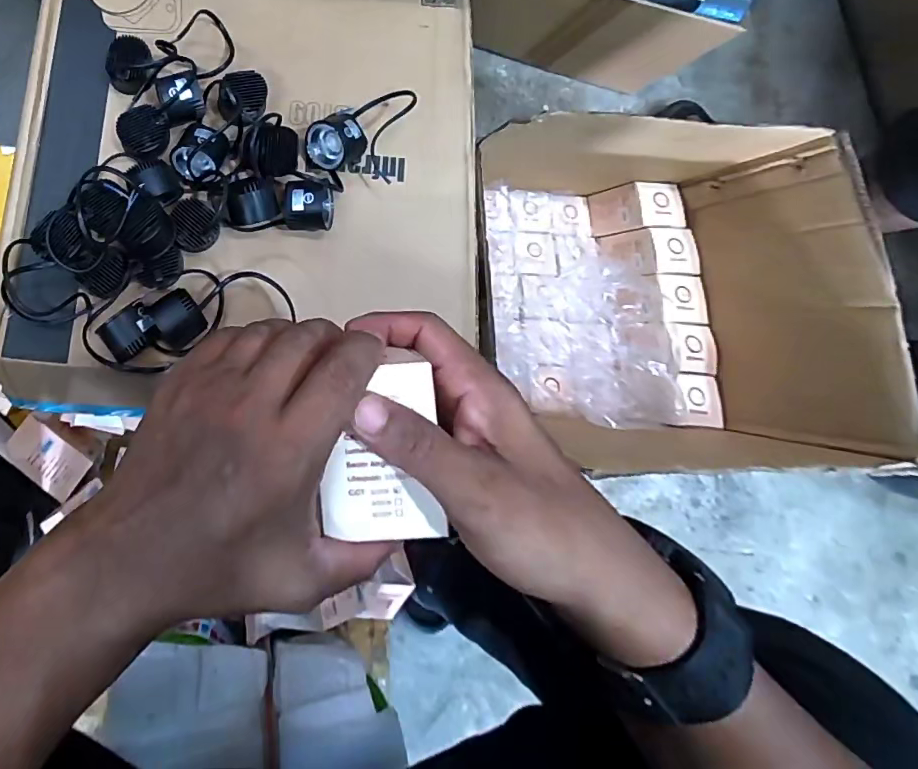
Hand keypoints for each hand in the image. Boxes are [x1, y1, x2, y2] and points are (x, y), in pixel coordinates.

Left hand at [78, 319, 396, 624]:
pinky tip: (258, 360)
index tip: (375, 356)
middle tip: (341, 358)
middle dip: (334, 339)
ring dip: (294, 337)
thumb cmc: (218, 568)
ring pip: (267, 331)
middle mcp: (251, 404)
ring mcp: (210, 386)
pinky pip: (228, 337)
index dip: (366, 352)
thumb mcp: (301, 581)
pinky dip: (253, 338)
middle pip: (306, 339)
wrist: (131, 555)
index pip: (341, 371)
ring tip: (303, 357)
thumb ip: (361, 558)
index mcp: (289, 447)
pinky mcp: (181, 380)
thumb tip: (400, 532)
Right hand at [345, 311, 697, 666]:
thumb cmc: (547, 531)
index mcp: (479, 390)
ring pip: (406, 411)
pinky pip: (411, 447)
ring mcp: (463, 440)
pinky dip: (383, 452)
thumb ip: (418, 446)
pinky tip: (355, 476)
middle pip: (408, 371)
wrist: (600, 591)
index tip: (337, 347)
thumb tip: (355, 402)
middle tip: (317, 398)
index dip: (383, 326)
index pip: (426, 332)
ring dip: (370, 419)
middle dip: (365, 377)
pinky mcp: (459, 472)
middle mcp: (467, 405)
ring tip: (324, 435)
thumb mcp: (478, 488)